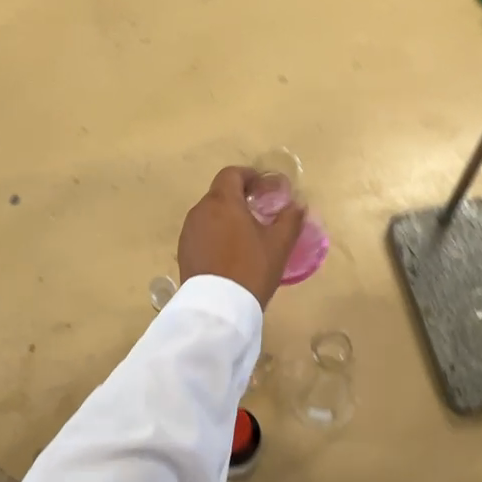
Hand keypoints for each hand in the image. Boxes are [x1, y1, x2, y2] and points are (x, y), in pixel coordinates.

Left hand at [177, 167, 305, 308]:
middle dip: (239, 197)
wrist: (218, 308)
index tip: (264, 186)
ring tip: (245, 234)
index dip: (249, 175)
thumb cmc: (251, 268)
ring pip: (209, 213)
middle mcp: (201, 210)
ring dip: (226, 216)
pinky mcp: (183, 251)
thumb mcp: (279, 244)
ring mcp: (188, 231)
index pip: (232, 174)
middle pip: (220, 193)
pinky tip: (229, 252)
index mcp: (223, 202)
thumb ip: (290, 219)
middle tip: (259, 211)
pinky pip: (202, 232)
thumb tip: (298, 205)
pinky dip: (215, 233)